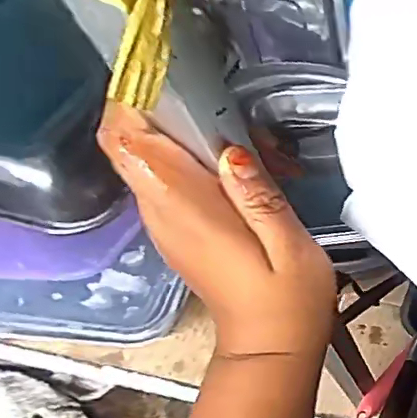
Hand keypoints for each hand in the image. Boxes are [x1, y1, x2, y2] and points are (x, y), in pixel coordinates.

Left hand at [96, 103, 334, 358]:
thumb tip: (229, 149)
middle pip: (134, 139)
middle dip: (178, 113)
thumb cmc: (288, 300)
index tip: (173, 72)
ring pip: (152, 157)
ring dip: (194, 140)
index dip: (137, 93)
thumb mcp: (289, 245)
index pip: (127, 135)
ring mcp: (164, 221)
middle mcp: (161, 209)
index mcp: (185, 207)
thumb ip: (259, 195)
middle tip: (242, 126)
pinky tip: (246, 179)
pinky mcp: (177, 230)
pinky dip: (198, 165)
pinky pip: (170, 180)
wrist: (271, 346)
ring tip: (257, 155)